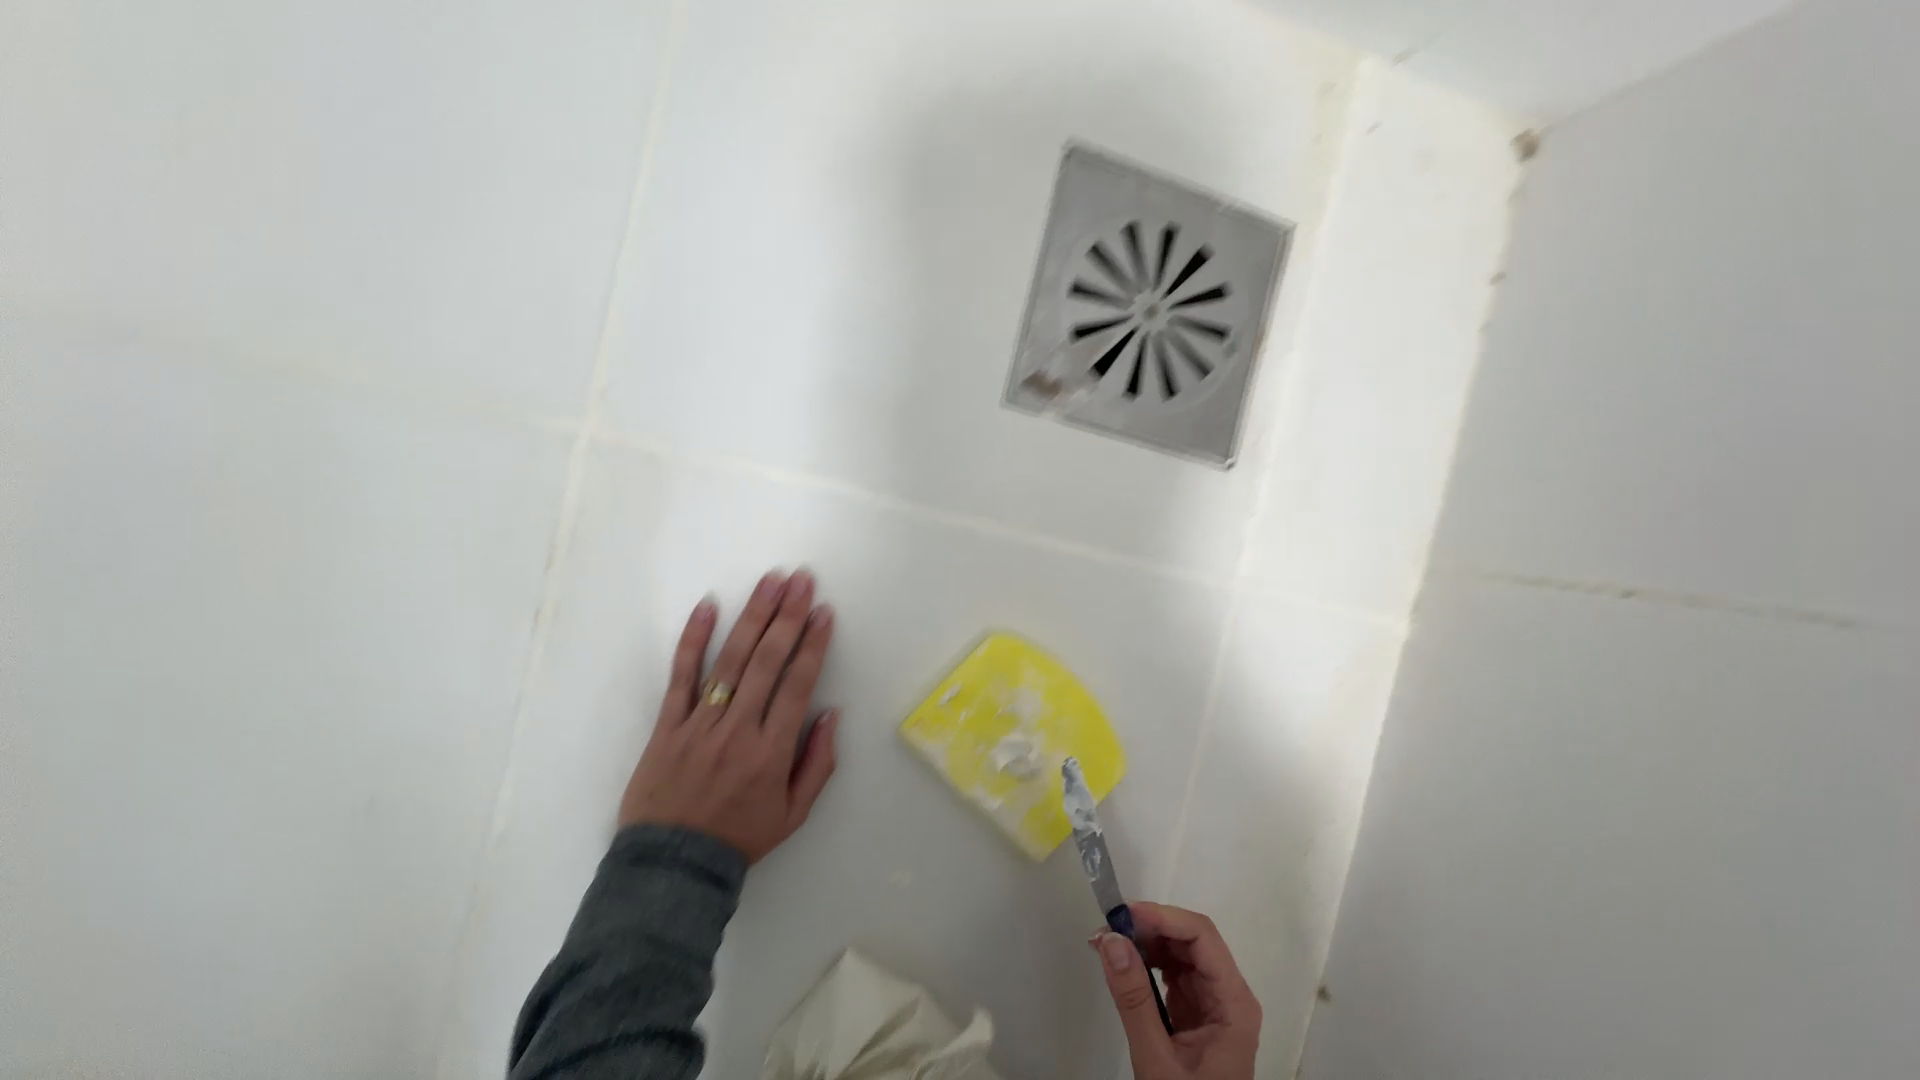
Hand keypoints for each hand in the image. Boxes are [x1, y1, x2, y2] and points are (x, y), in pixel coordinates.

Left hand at [618, 568, 838, 863]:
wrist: (673, 863)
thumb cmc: (741, 837)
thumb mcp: (794, 814)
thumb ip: (817, 764)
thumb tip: (830, 715)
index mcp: (772, 751)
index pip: (798, 685)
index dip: (813, 645)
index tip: (824, 612)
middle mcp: (738, 729)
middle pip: (767, 661)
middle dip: (787, 616)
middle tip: (801, 580)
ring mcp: (700, 724)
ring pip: (730, 661)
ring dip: (752, 617)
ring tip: (769, 582)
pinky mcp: (668, 725)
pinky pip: (681, 676)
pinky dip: (693, 640)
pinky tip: (707, 607)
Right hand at [1093, 903, 1261, 1079]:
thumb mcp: (1157, 1059)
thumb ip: (1134, 999)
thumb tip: (1110, 940)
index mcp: (1234, 1003)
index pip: (1202, 936)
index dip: (1162, 917)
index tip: (1121, 915)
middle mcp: (1228, 995)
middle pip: (1191, 940)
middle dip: (1148, 927)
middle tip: (1105, 928)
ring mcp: (1211, 1004)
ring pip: (1179, 953)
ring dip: (1143, 942)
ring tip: (1106, 944)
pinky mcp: (1194, 1014)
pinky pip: (1170, 974)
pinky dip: (1144, 963)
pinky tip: (1121, 964)